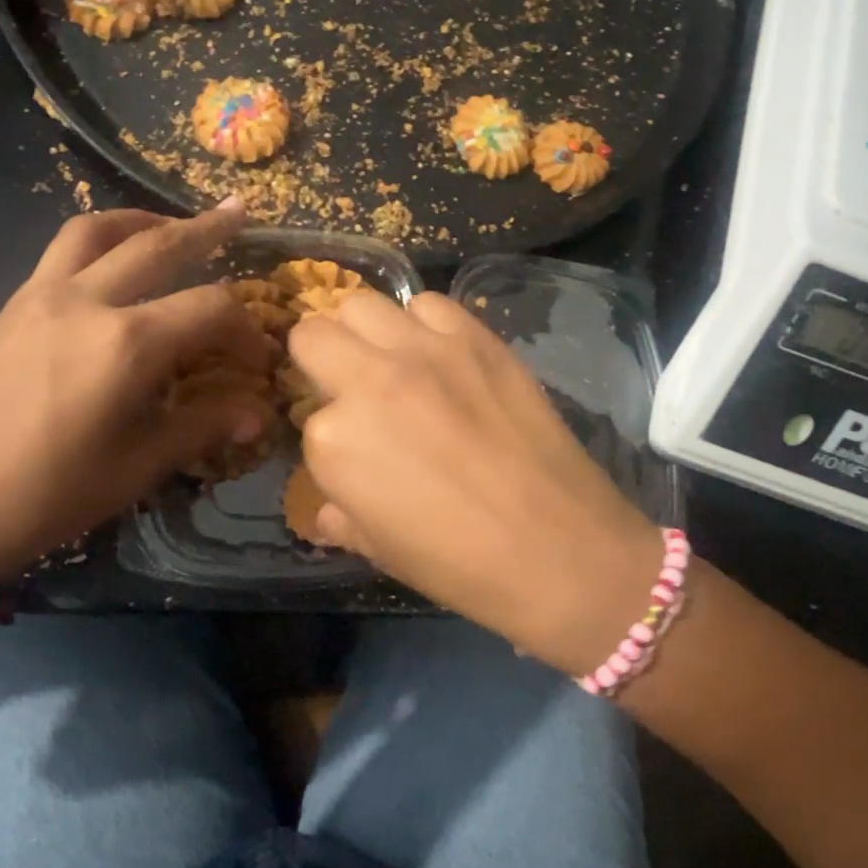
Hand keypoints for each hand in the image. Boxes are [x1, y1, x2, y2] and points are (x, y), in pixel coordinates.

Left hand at [0, 205, 271, 648]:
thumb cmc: (42, 498)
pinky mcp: (7, 310)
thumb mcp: (134, 468)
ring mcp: (38, 298)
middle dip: (206, 229)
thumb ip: (199, 428)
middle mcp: (85, 301)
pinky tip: (109, 272)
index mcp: (126, 343)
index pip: (211, 308)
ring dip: (141, 220)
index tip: (260, 357)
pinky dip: (98, 244)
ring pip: (97, 232)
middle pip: (157, 245)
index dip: (246, 328)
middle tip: (239, 212)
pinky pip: (60, 254)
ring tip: (169, 223)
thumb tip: (256, 415)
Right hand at [288, 291, 665, 673]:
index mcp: (333, 440)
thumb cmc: (457, 563)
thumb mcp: (379, 549)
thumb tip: (329, 509)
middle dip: (324, 361)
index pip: (309, 418)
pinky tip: (443, 358)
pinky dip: (424, 324)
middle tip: (354, 391)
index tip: (353, 454)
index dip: (329, 436)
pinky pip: (429, 304)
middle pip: (315, 335)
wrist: (558, 548)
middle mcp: (369, 380)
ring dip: (367, 334)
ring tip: (395, 364)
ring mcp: (424, 351)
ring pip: (363, 305)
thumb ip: (342, 517)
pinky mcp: (475, 337)